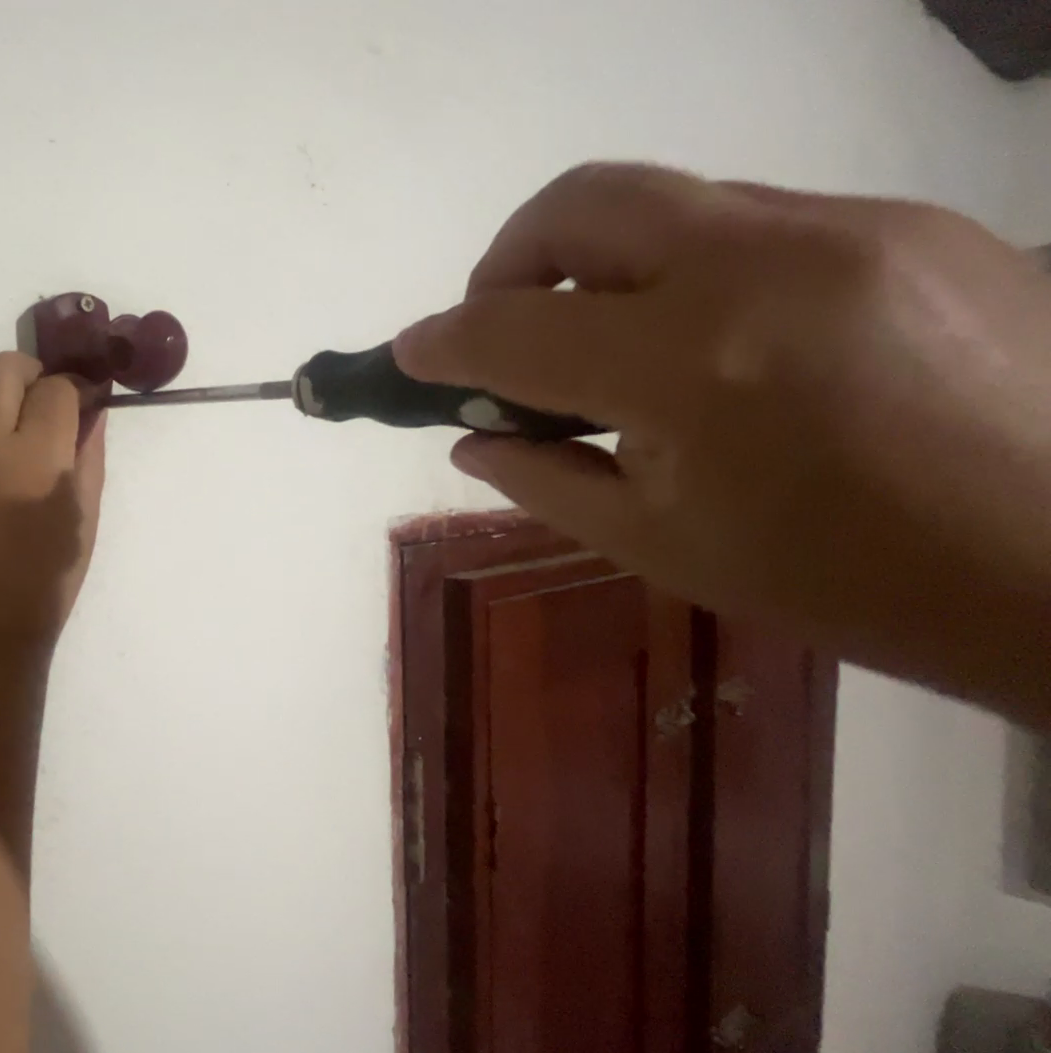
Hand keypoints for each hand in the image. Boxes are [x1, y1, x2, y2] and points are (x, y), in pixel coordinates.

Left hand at [0, 352, 105, 650]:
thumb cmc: (47, 582)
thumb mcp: (83, 519)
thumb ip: (88, 456)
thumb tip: (91, 408)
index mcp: (41, 464)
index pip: (57, 390)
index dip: (72, 387)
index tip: (76, 399)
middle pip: (1, 370)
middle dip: (27, 374)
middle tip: (35, 397)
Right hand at [397, 163, 1050, 715]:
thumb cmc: (842, 581)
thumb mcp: (658, 544)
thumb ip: (542, 478)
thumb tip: (470, 438)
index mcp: (691, 365)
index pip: (514, 325)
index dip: (443, 343)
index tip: (410, 357)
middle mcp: (766, 264)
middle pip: (583, 201)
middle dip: (508, 259)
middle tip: (502, 326)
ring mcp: (852, 229)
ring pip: (668, 204)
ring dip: (603, 267)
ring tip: (614, 348)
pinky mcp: (911, 224)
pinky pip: (752, 223)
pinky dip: (692, 273)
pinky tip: (720, 347)